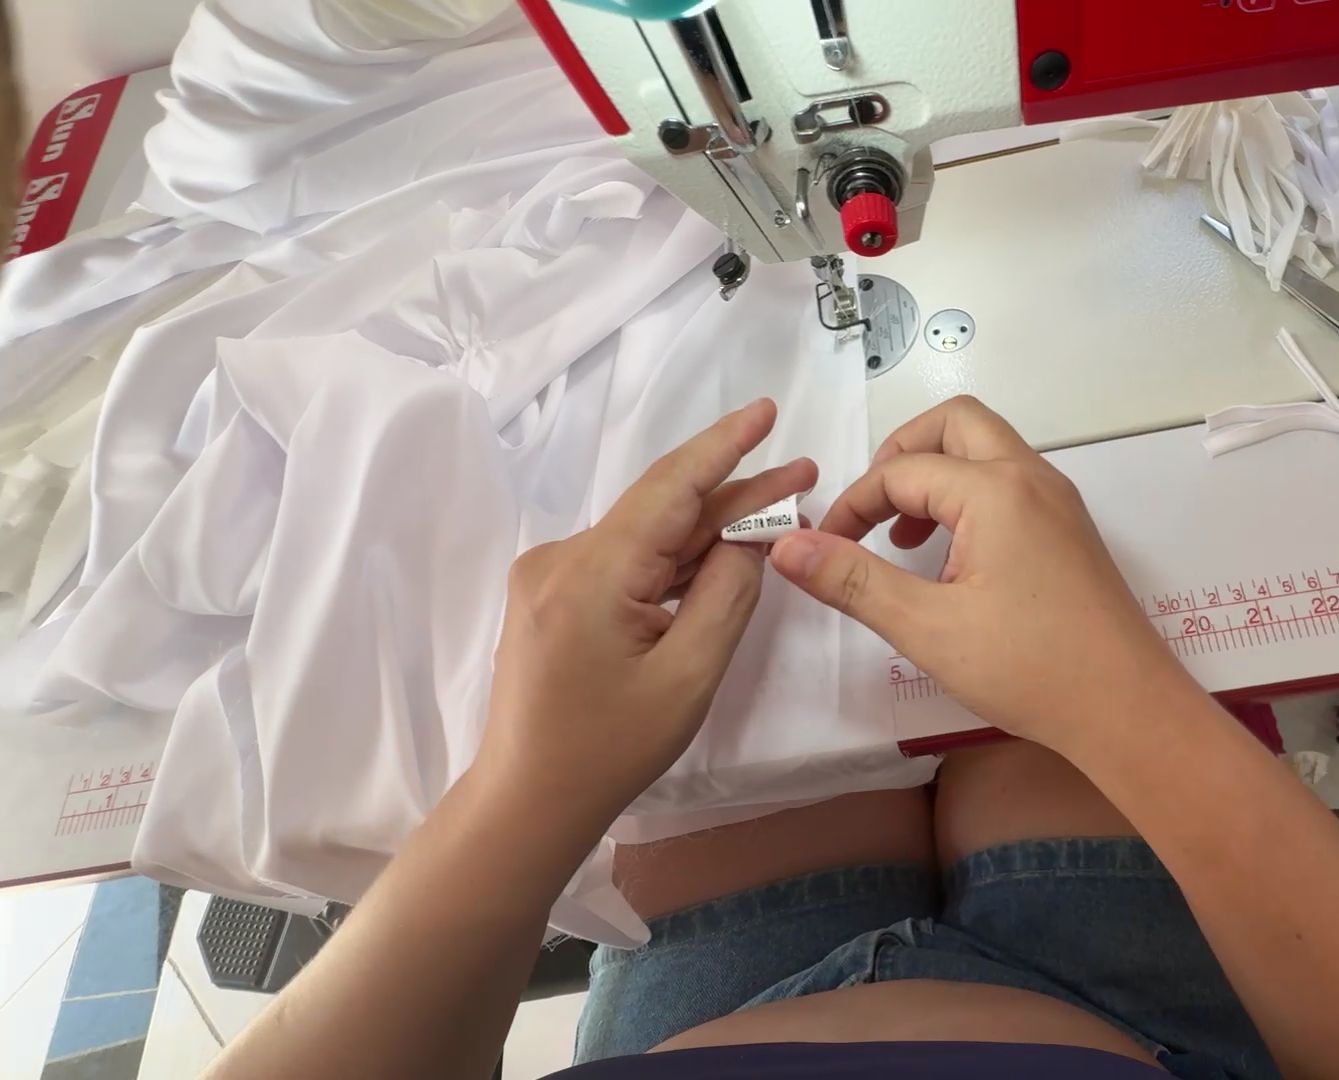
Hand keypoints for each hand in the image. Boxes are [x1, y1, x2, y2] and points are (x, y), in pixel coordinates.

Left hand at [477, 399, 816, 822]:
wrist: (530, 802)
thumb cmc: (612, 748)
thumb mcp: (691, 674)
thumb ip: (727, 593)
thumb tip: (747, 537)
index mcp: (592, 573)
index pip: (671, 488)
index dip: (724, 445)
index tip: (767, 410)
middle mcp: (564, 557)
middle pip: (667, 510)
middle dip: (739, 492)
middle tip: (805, 477)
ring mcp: (557, 574)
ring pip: (653, 536)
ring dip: (714, 527)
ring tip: (782, 511)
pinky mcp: (560, 593)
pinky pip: (634, 561)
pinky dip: (682, 557)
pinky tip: (726, 552)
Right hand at [769, 396, 1200, 755]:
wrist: (1127, 710)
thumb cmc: (1028, 668)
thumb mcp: (927, 627)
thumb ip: (853, 580)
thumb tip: (787, 545)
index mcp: (996, 489)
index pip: (902, 470)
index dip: (853, 504)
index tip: (826, 548)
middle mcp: (1032, 477)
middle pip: (956, 423)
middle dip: (902, 452)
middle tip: (873, 507)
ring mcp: (1058, 501)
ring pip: (988, 450)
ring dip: (937, 473)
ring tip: (905, 534)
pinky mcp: (1069, 528)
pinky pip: (1010, 484)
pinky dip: (970, 497)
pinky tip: (952, 555)